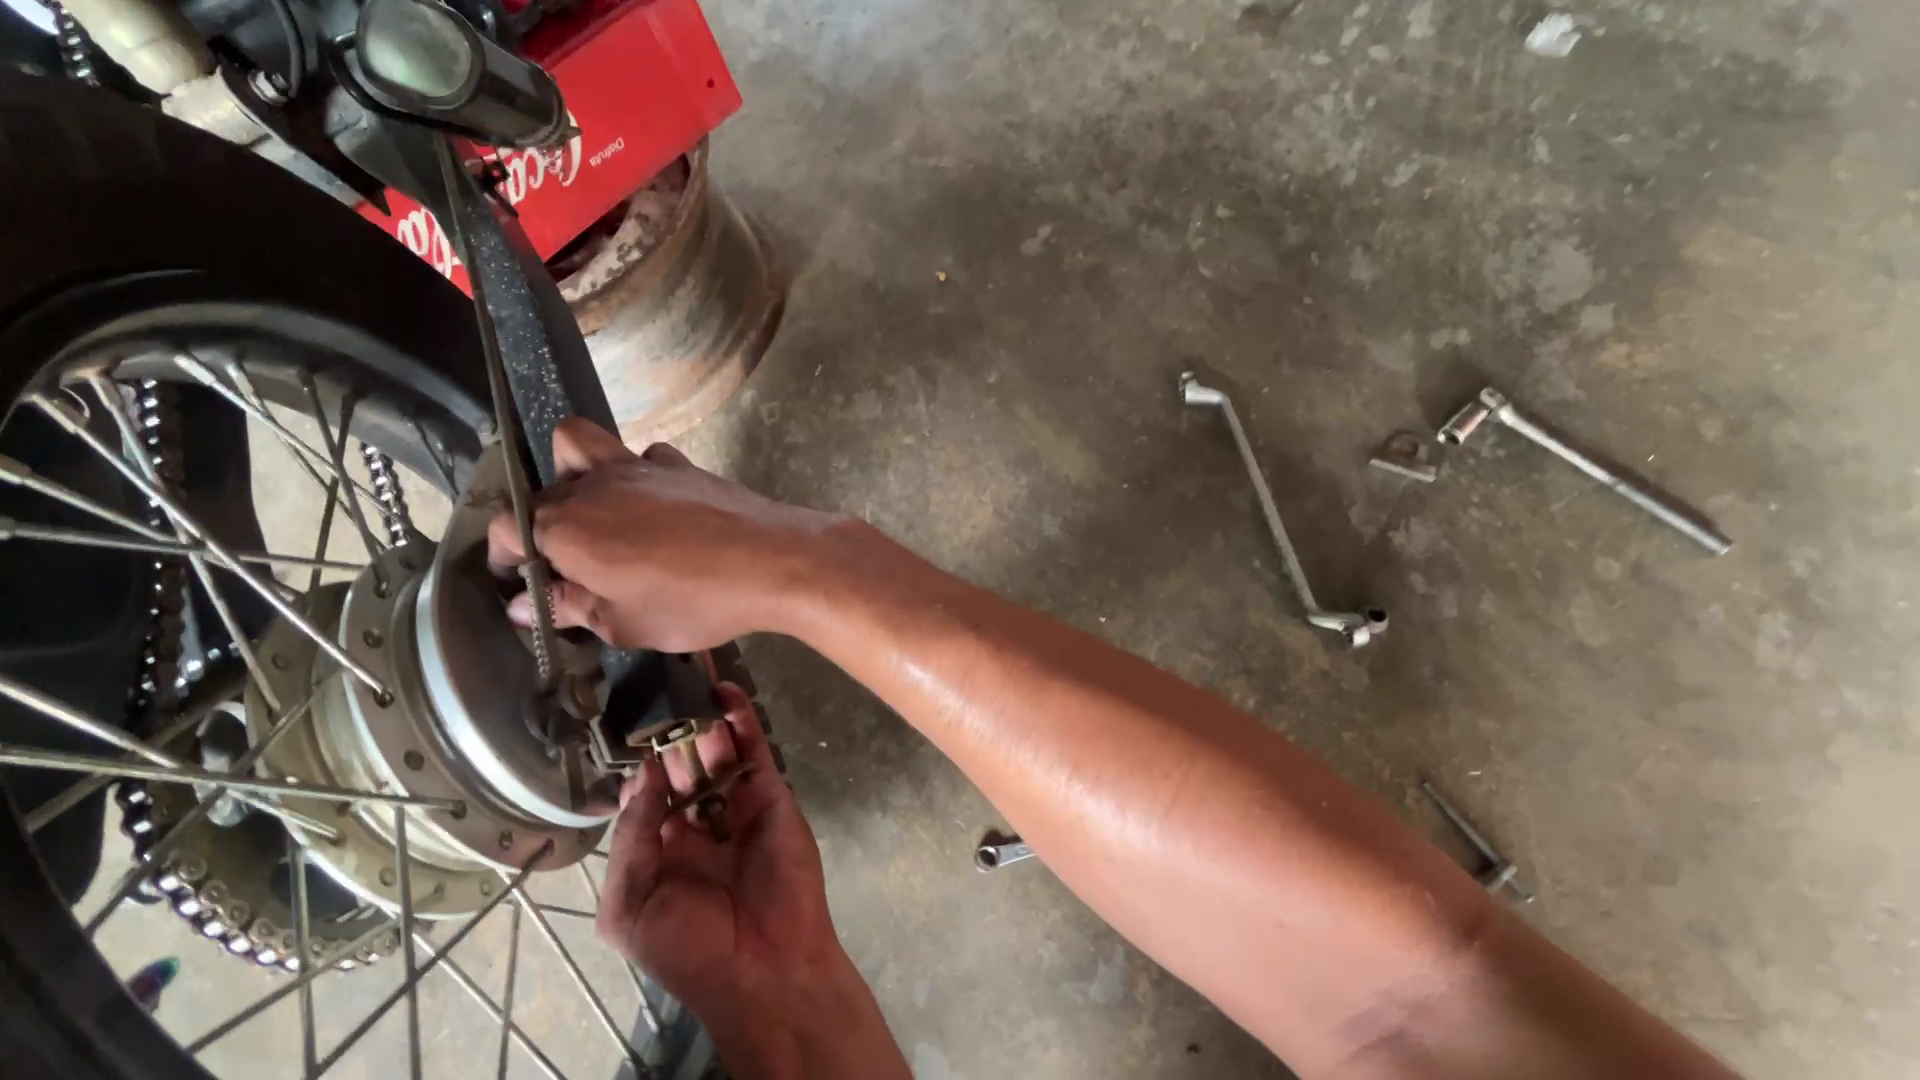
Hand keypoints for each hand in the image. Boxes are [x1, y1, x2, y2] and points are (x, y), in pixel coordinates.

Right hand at [486, 419, 848, 651]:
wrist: (773, 561)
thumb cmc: (693, 601)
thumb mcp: (622, 624)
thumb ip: (568, 608)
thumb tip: (524, 604)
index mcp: (566, 527)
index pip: (506, 528)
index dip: (503, 556)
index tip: (516, 580)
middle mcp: (593, 485)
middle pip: (545, 493)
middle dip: (543, 526)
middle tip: (568, 566)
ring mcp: (638, 465)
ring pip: (581, 444)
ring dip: (574, 472)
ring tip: (596, 514)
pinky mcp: (679, 463)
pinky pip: (641, 458)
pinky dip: (636, 475)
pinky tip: (655, 507)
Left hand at [596, 683, 872, 1053]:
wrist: (763, 966)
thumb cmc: (689, 946)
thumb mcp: (631, 904)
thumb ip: (633, 837)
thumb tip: (641, 776)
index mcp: (663, 854)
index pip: (649, 797)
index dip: (640, 763)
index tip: (628, 721)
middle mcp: (700, 826)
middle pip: (685, 768)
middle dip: (674, 733)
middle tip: (661, 686)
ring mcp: (739, 810)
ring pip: (720, 754)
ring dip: (707, 718)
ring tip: (691, 675)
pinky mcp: (771, 798)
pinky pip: (753, 755)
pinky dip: (742, 722)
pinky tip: (726, 692)